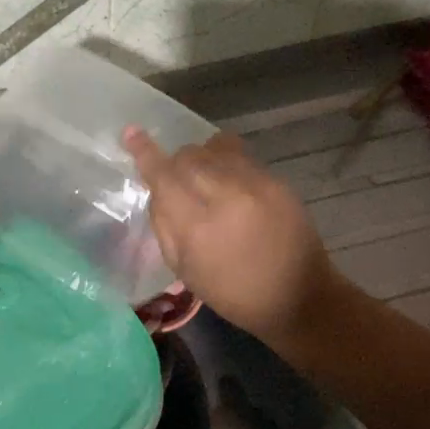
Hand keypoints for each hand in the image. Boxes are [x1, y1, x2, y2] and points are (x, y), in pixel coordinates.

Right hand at [123, 127, 341, 344]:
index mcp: (197, 226)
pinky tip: (226, 178)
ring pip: (214, 148)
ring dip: (199, 158)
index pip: (163, 177)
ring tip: (202, 178)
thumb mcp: (185, 270)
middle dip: (174, 163)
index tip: (131, 132)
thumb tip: (156, 192)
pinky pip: (239, 154)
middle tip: (175, 182)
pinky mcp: (276, 180)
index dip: (144, 153)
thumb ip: (165, 226)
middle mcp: (226, 195)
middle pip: (187, 156)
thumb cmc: (233, 293)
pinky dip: (223, 159)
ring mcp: (255, 184)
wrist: (298, 295)